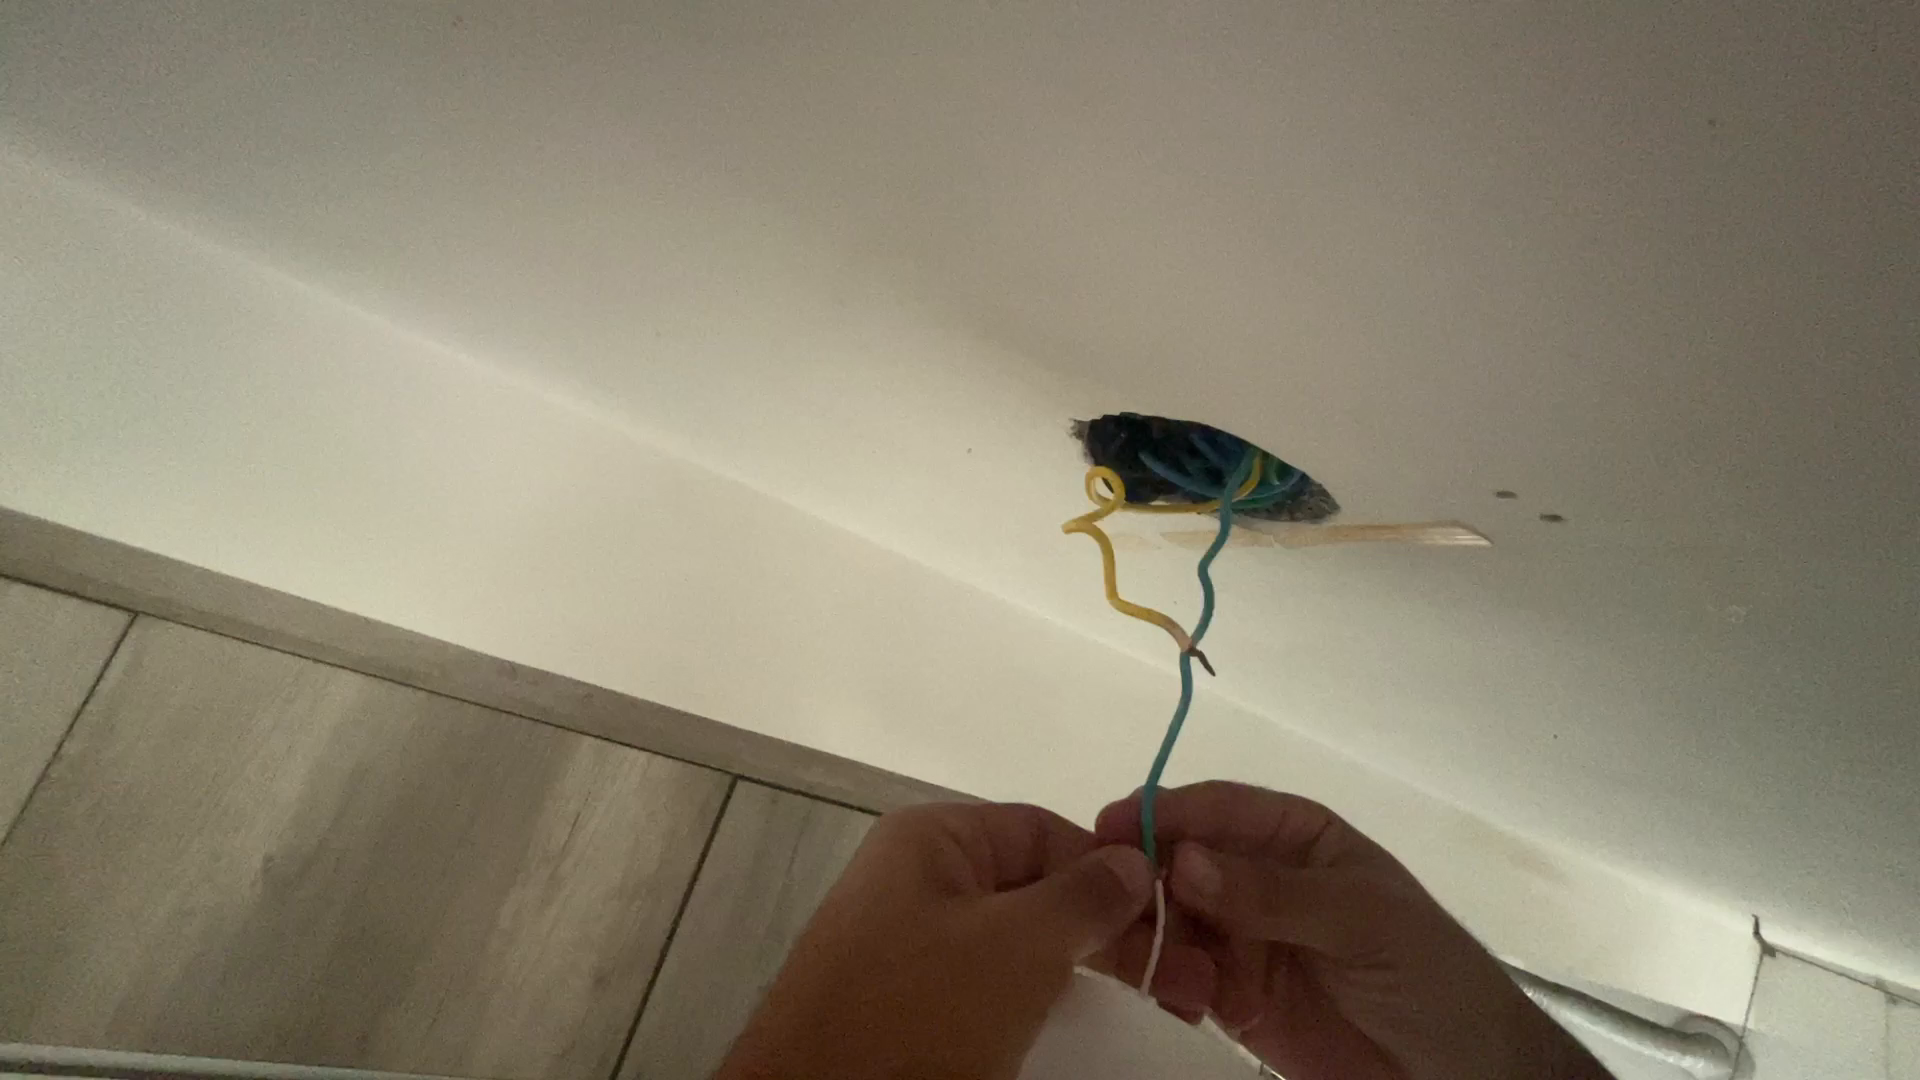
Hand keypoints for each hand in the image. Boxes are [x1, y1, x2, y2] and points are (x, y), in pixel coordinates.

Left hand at [715, 802, 1156, 1079]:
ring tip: (1147, 1007)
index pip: (1040, 830)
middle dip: (1104, 929)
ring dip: (1080, 972)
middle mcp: (920, 879)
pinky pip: (991, 988)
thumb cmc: (920, 1010)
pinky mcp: (911, 1005)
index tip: (1167, 915)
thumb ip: (1081, 897)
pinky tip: (1083, 1034)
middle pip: (1032, 888)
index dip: (1106, 865)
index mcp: (935, 840)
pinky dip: (1040, 1005)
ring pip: (1017, 943)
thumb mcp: (1015, 945)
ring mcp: (911, 944)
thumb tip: (1134, 860)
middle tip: (1176, 979)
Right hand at [1096, 782, 1609, 1079]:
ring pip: (1170, 914)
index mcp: (1287, 834)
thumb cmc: (1427, 974)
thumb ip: (1270, 892)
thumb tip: (1182, 861)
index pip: (1215, 808)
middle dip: (1142, 871)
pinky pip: (1179, 972)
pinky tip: (1169, 992)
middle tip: (1102, 893)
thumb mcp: (1359, 920)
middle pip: (1178, 858)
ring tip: (1140, 952)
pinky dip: (1163, 977)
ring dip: (1149, 928)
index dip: (1164, 811)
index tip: (1112, 824)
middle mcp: (1251, 874)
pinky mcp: (1228, 993)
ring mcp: (1237, 933)